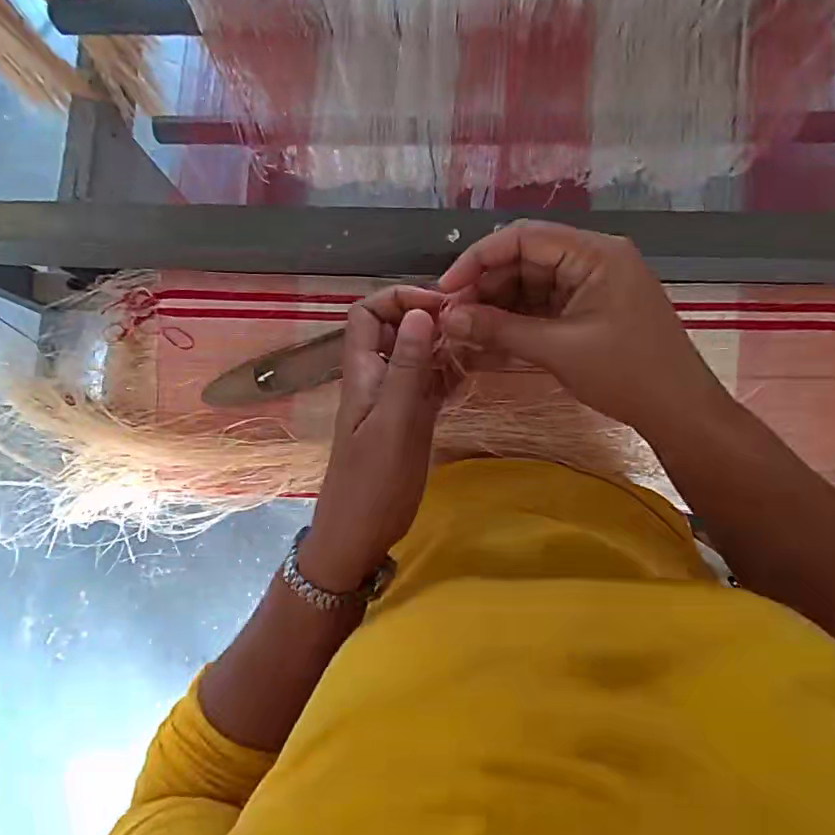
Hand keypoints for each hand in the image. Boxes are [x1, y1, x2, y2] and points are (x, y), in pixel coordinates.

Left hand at [301, 286, 448, 592]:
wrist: (358, 536)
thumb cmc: (372, 484)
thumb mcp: (394, 423)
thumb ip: (408, 369)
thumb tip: (421, 313)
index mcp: (362, 374)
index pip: (367, 313)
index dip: (398, 299)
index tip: (440, 306)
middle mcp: (375, 380)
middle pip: (394, 330)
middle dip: (427, 318)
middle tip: (468, 324)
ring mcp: (391, 402)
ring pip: (414, 356)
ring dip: (440, 346)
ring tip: (476, 345)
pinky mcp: (407, 422)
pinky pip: (427, 386)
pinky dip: (446, 374)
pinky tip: (471, 374)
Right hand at [438, 220, 730, 436]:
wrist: (678, 410)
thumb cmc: (626, 374)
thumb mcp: (558, 350)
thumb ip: (500, 329)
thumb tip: (449, 319)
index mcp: (595, 253)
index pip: (524, 237)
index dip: (478, 259)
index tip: (446, 290)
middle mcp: (592, 259)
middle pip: (524, 258)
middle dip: (485, 285)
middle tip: (451, 316)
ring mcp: (591, 284)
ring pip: (529, 283)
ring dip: (496, 304)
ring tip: (464, 329)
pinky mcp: (588, 308)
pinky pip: (543, 304)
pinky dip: (516, 319)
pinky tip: (489, 335)